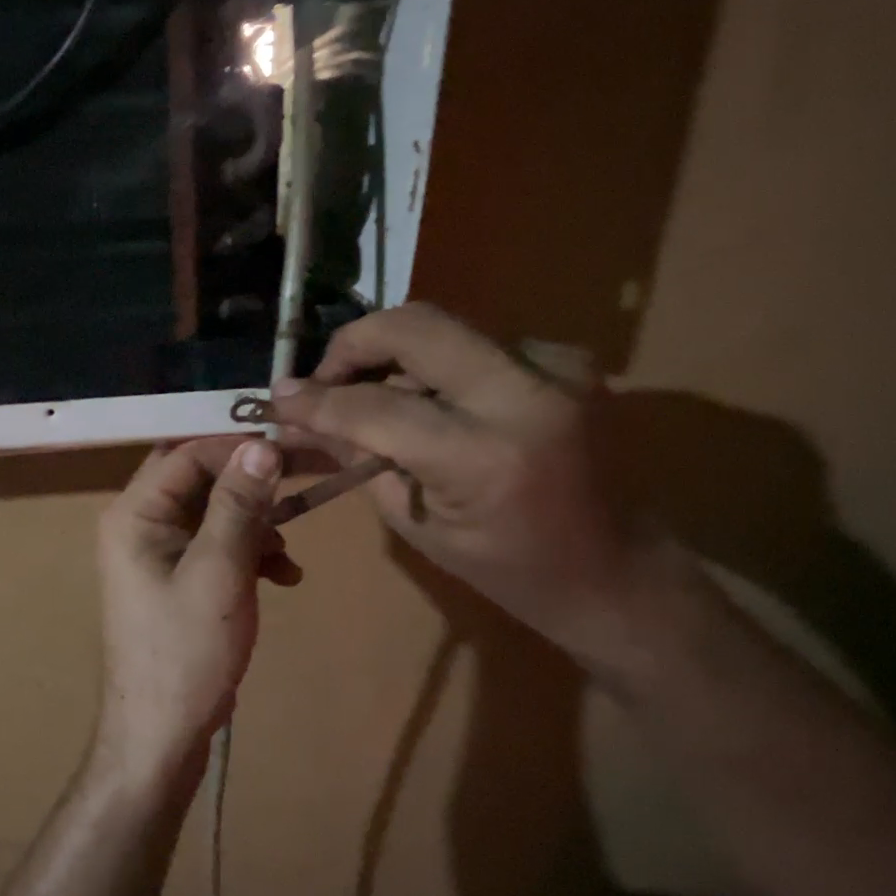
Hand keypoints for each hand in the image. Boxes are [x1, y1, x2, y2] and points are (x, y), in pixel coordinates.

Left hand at [93, 437, 300, 770]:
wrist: (162, 734)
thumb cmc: (186, 651)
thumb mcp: (219, 572)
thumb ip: (239, 506)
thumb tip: (262, 445)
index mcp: (133, 515)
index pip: (185, 453)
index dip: (237, 447)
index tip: (292, 450)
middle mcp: (137, 525)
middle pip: (198, 480)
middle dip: (249, 483)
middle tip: (301, 481)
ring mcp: (156, 555)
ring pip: (212, 513)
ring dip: (254, 523)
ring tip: (286, 552)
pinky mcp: (176, 581)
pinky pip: (215, 547)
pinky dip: (250, 553)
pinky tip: (283, 576)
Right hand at [269, 303, 644, 652]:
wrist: (615, 571)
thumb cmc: (508, 571)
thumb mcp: (417, 524)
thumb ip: (359, 458)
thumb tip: (303, 415)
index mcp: (487, 454)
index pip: (376, 405)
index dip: (318, 397)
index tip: (279, 396)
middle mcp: (528, 392)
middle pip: (416, 324)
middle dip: (354, 343)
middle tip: (324, 377)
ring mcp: (557, 366)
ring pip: (444, 326)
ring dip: (394, 353)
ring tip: (369, 392)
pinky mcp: (567, 358)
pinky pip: (475, 343)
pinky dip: (437, 365)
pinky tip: (429, 402)